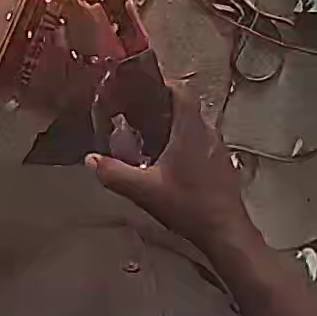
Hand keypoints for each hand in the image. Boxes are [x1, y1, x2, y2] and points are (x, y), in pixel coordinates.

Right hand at [87, 84, 259, 251]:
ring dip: (174, 127)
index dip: (164, 84)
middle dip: (162, 108)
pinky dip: (185, 143)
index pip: (182, 91)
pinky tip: (170, 163)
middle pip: (186, 107)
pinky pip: (202, 142)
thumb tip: (91, 160)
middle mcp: (208, 132)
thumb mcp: (145, 190)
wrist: (225, 231)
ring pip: (194, 125)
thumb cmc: (189, 205)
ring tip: (150, 139)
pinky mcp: (221, 163)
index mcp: (191, 130)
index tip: (143, 88)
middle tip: (138, 116)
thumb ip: (115, 173)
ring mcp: (219, 148)